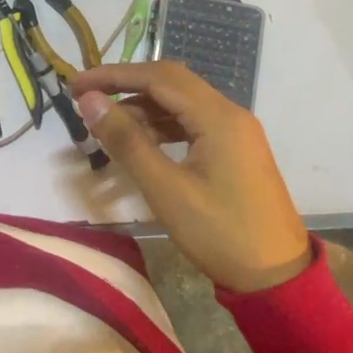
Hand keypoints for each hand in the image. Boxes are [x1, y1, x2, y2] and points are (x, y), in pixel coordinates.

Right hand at [70, 62, 311, 292]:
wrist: (277, 277)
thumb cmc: (220, 234)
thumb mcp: (166, 189)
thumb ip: (126, 141)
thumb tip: (89, 101)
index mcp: (218, 117)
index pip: (158, 77)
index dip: (113, 75)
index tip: (76, 85)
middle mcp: (230, 114)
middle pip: (171, 82)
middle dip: (126, 85)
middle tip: (86, 98)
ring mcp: (235, 132)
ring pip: (180, 103)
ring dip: (142, 106)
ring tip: (106, 125)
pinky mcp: (234, 150)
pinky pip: (191, 123)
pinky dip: (160, 125)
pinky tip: (139, 142)